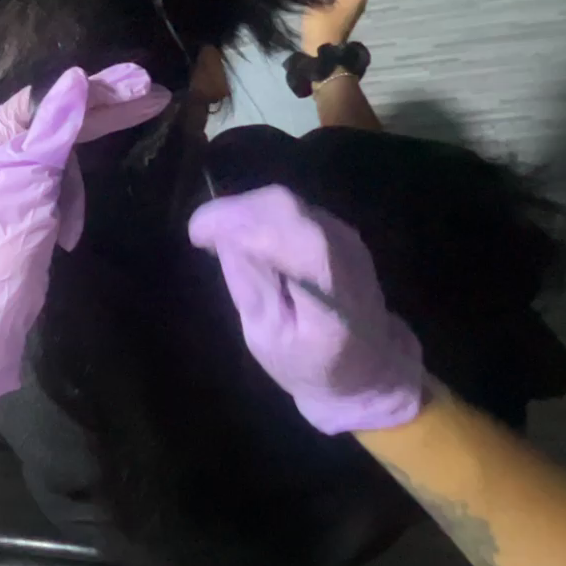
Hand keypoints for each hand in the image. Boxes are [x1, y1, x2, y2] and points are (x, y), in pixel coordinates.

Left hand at [0, 64, 171, 401]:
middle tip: (155, 93)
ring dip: (84, 173)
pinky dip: (73, 202)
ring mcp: (16, 173)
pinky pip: (61, 182)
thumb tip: (73, 76)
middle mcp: (2, 145)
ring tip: (112, 165)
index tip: (139, 79)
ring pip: (66, 150)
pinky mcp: (29, 200)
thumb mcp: (31, 177)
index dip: (96, 85)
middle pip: (64, 115)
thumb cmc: (2, 240)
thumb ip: (53, 125)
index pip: (51, 95)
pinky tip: (69, 234)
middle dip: (109, 107)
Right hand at [188, 185, 423, 433]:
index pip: (295, 241)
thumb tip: (224, 236)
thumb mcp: (266, 338)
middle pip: (284, 209)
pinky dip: (255, 213)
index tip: (197, 234)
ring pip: (283, 201)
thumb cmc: (309, 362)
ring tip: (216, 234)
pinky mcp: (335, 227)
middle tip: (201, 234)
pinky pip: (286, 207)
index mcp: (334, 297)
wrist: (368, 364)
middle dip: (232, 212)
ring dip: (242, 210)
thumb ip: (250, 286)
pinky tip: (240, 234)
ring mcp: (345, 236)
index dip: (242, 225)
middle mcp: (346, 254)